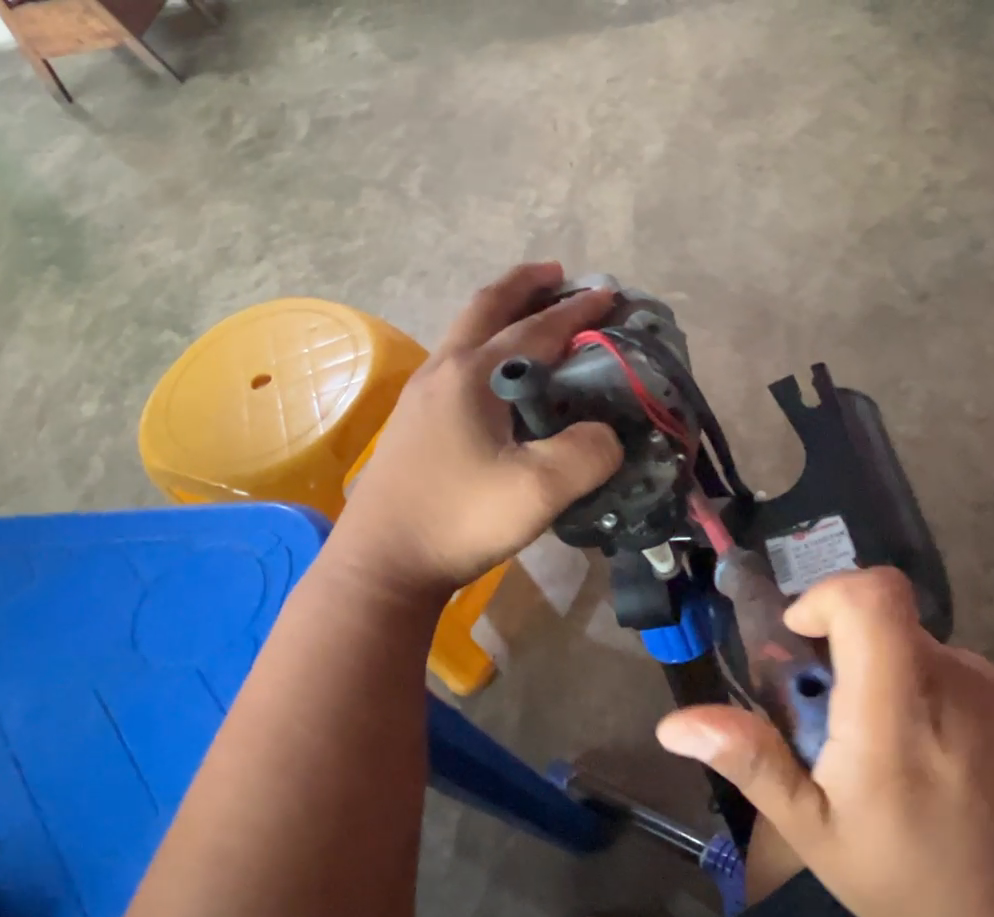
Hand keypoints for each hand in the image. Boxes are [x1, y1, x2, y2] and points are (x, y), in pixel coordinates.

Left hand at [330, 262, 623, 594]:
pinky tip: (503, 377)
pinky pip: (459, 364)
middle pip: (485, 309)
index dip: (576, 311)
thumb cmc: (459, 520)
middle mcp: (442, 373)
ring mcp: (422, 398)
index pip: (534, 329)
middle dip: (524, 286)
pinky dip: (489, 347)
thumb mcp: (538, 491)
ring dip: (503, 314)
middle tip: (559, 275)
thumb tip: (608, 435)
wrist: (384, 564)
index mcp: (472, 377)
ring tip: (535, 315)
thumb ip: (587, 454)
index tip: (610, 294)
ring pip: (466, 334)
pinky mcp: (417, 424)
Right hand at [656, 568, 993, 916]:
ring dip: (897, 684)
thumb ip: (753, 763)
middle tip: (842, 730)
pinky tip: (947, 766)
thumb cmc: (913, 885)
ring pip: (926, 653)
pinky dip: (939, 700)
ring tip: (899, 762)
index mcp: (895, 712)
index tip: (803, 636)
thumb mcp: (818, 834)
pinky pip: (966, 676)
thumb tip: (675, 724)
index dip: (829, 595)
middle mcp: (955, 681)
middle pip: (889, 626)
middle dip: (852, 659)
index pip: (872, 596)